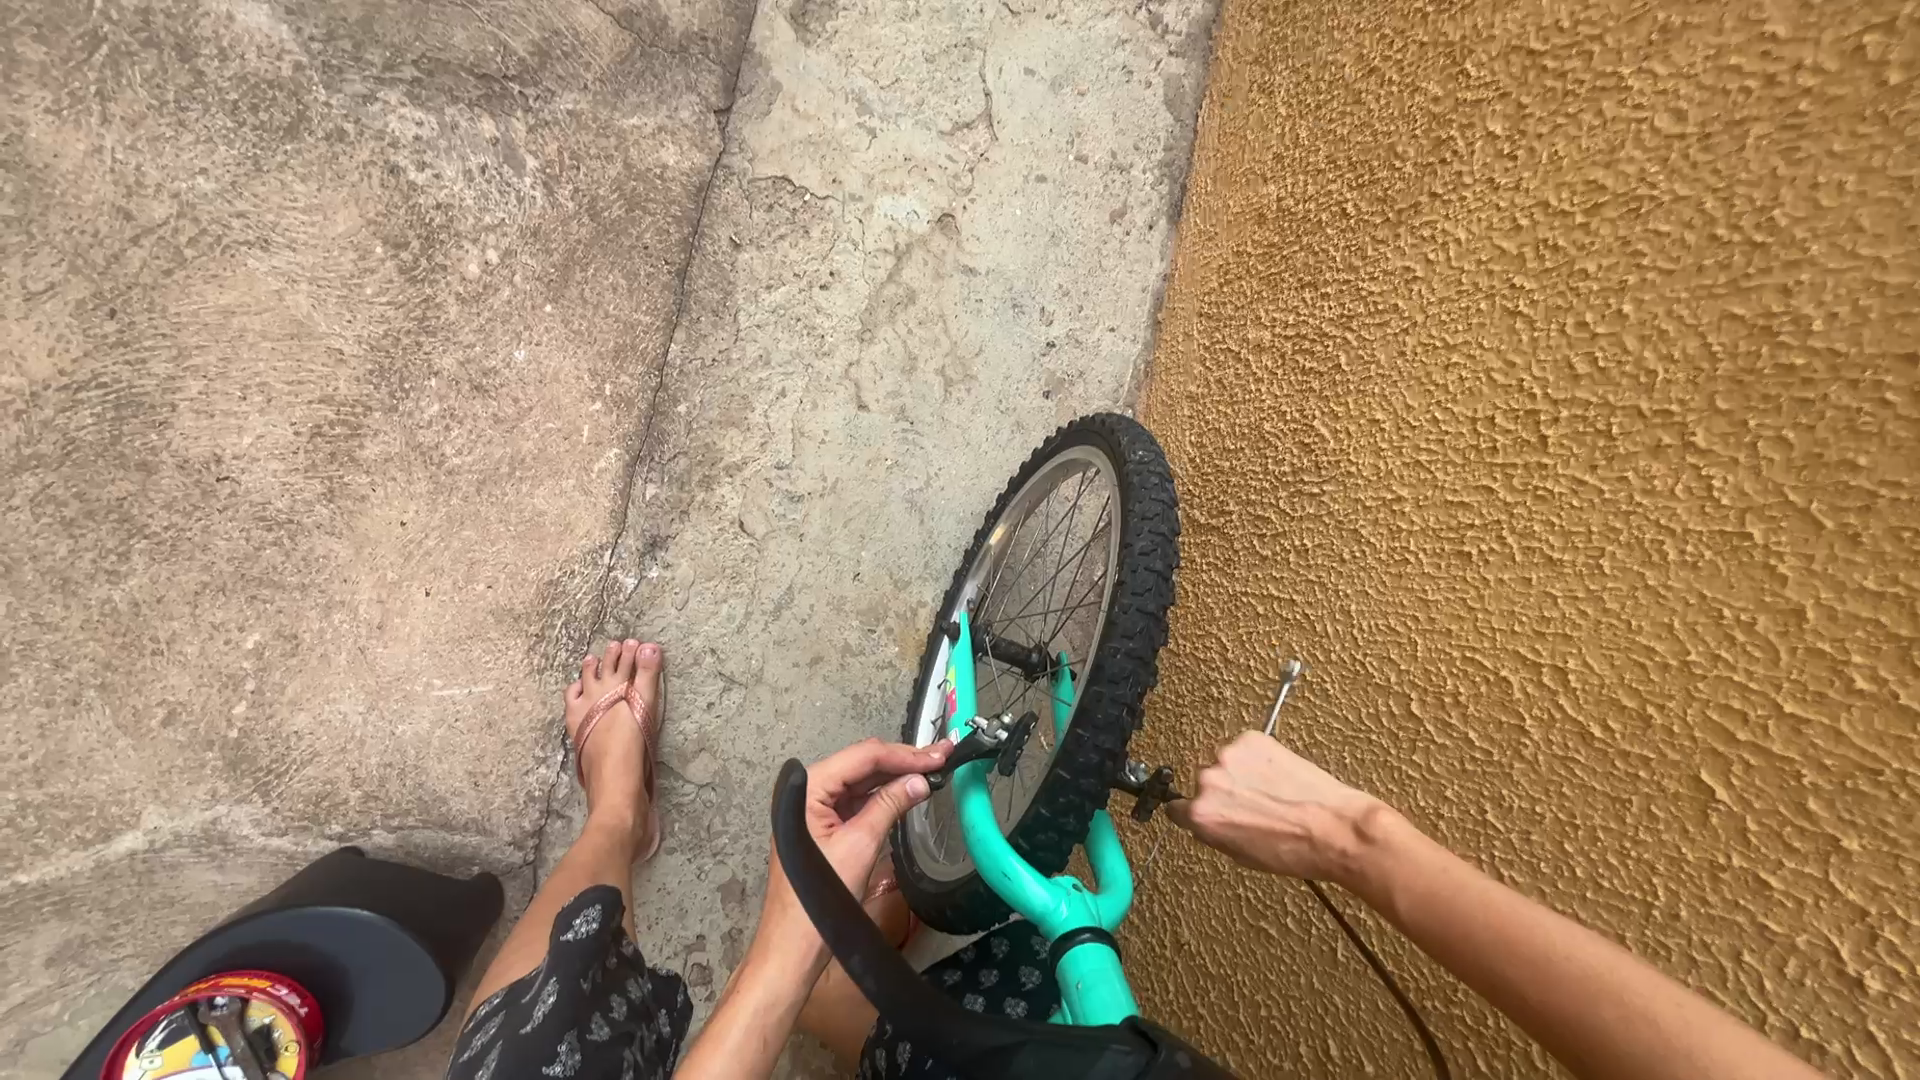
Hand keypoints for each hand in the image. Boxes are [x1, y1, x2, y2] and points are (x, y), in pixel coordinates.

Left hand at [757, 737, 951, 968]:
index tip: (937, 755)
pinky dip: (884, 795)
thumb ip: (889, 805)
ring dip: (896, 775)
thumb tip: (919, 781)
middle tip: (941, 756)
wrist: (794, 948)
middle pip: (863, 763)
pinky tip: (907, 790)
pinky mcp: (824, 826)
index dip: (903, 754)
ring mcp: (815, 808)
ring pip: (862, 780)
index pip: (863, 756)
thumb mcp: (860, 845)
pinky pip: (857, 800)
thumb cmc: (817, 900)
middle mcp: (808, 791)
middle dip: (903, 760)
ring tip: (931, 769)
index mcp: (810, 788)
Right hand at [1167, 731, 1397, 886]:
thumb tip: (1210, 820)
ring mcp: (1229, 756)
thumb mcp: (1244, 856)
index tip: (1200, 809)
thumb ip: (1215, 833)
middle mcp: (1209, 782)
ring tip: (1271, 790)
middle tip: (1251, 805)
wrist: (1336, 828)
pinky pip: (1245, 746)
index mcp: (1202, 815)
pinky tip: (1277, 775)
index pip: (1176, 808)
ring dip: (1240, 771)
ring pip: (1226, 762)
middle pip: (1204, 783)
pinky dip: (1258, 757)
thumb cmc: (1297, 849)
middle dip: (1223, 792)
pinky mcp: (1251, 739)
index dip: (1192, 811)